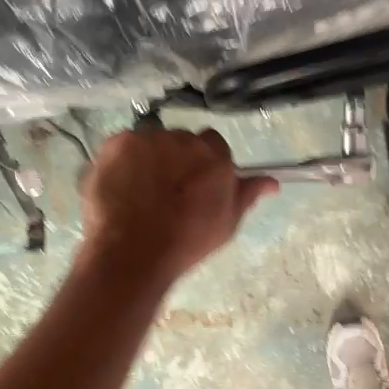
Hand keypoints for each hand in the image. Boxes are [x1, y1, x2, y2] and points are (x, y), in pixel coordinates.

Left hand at [77, 127, 277, 284]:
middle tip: (167, 193)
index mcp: (215, 157)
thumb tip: (272, 182)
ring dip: (149, 159)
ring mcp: (147, 138)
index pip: (213, 144)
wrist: (134, 250)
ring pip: (151, 143)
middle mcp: (183, 139)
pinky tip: (121, 188)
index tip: (196, 186)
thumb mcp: (226, 224)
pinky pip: (123, 147)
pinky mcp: (116, 142)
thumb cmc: (187, 242)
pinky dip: (123, 163)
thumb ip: (247, 195)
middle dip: (176, 160)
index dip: (203, 165)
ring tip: (140, 194)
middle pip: (181, 141)